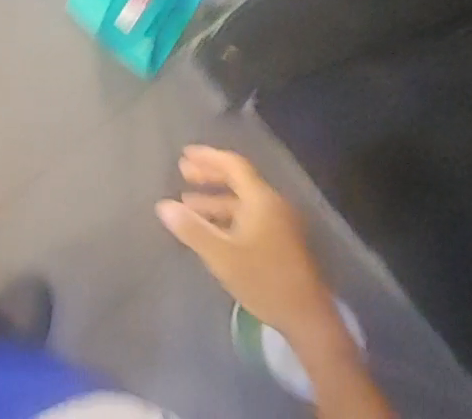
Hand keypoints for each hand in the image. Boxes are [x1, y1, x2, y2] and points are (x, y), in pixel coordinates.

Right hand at [156, 146, 336, 342]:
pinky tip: (210, 229)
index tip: (184, 154)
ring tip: (187, 204)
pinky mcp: (281, 241)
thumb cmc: (264, 280)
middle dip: (210, 175)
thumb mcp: (222, 256)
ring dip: (215, 199)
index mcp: (261, 200)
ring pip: (243, 201)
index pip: (233, 165)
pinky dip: (227, 215)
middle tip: (183, 173)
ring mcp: (279, 223)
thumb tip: (163, 206)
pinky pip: (249, 216)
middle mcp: (272, 204)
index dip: (208, 157)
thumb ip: (192, 229)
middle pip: (238, 180)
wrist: (307, 318)